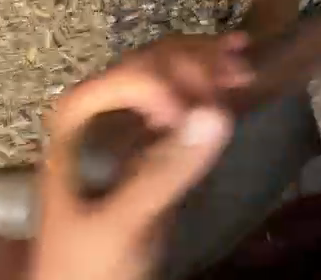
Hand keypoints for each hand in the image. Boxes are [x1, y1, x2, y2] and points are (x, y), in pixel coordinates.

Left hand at [29, 34, 249, 279]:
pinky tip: (239, 59)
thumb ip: (164, 173)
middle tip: (238, 74)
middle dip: (196, 61)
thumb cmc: (86, 265)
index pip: (128, 76)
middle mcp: (101, 105)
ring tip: (243, 65)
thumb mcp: (122, 224)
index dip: (165, 84)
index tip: (195, 116)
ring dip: (207, 63)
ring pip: (170, 70)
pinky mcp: (152, 137)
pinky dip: (209, 78)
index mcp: (77, 117)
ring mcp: (127, 118)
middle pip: (153, 62)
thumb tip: (216, 114)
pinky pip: (182, 94)